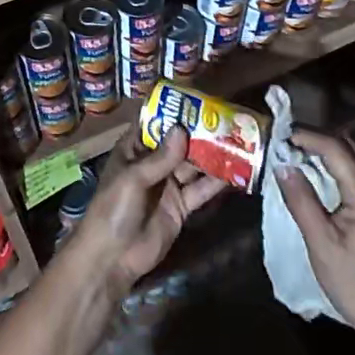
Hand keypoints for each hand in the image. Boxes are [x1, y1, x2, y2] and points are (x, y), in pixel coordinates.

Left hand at [70, 128, 231, 292]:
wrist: (114, 255)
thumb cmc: (114, 208)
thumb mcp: (133, 179)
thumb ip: (160, 158)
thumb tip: (182, 129)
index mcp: (131, 151)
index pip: (151, 125)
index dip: (170, 113)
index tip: (196, 99)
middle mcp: (150, 164)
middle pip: (177, 145)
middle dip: (199, 134)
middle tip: (228, 120)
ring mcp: (167, 185)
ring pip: (192, 166)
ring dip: (212, 157)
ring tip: (239, 142)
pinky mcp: (180, 207)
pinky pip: (201, 191)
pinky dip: (217, 184)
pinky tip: (238, 173)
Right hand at [275, 129, 354, 343]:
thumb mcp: (320, 242)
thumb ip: (300, 199)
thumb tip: (281, 164)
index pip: (336, 149)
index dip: (306, 136)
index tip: (276, 135)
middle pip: (347, 149)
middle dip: (313, 139)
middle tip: (280, 142)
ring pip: (351, 162)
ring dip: (321, 153)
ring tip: (289, 156)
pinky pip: (352, 178)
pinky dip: (329, 169)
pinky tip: (309, 179)